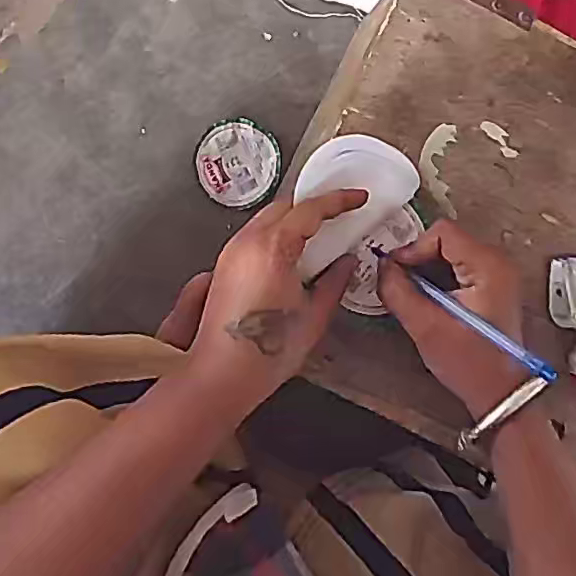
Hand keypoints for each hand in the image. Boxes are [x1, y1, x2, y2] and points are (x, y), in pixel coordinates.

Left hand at [186, 190, 363, 409]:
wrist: (218, 377)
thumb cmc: (268, 351)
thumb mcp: (314, 317)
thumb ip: (335, 281)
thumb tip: (347, 261)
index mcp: (275, 247)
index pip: (310, 209)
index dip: (338, 200)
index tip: (358, 197)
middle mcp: (249, 241)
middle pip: (286, 205)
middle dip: (314, 206)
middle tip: (339, 214)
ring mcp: (232, 252)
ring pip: (267, 217)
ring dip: (293, 218)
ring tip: (318, 233)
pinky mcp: (223, 265)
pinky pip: (255, 233)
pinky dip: (277, 232)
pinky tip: (291, 252)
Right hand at [378, 220, 527, 416]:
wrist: (502, 395)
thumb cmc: (472, 364)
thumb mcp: (426, 327)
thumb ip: (398, 291)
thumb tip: (383, 267)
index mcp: (488, 266)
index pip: (443, 233)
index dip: (414, 247)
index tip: (397, 269)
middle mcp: (497, 262)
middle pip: (447, 239)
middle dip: (419, 258)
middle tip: (401, 280)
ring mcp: (498, 273)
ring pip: (451, 252)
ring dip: (428, 268)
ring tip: (414, 292)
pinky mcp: (493, 285)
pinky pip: (459, 266)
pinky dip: (440, 276)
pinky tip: (430, 299)